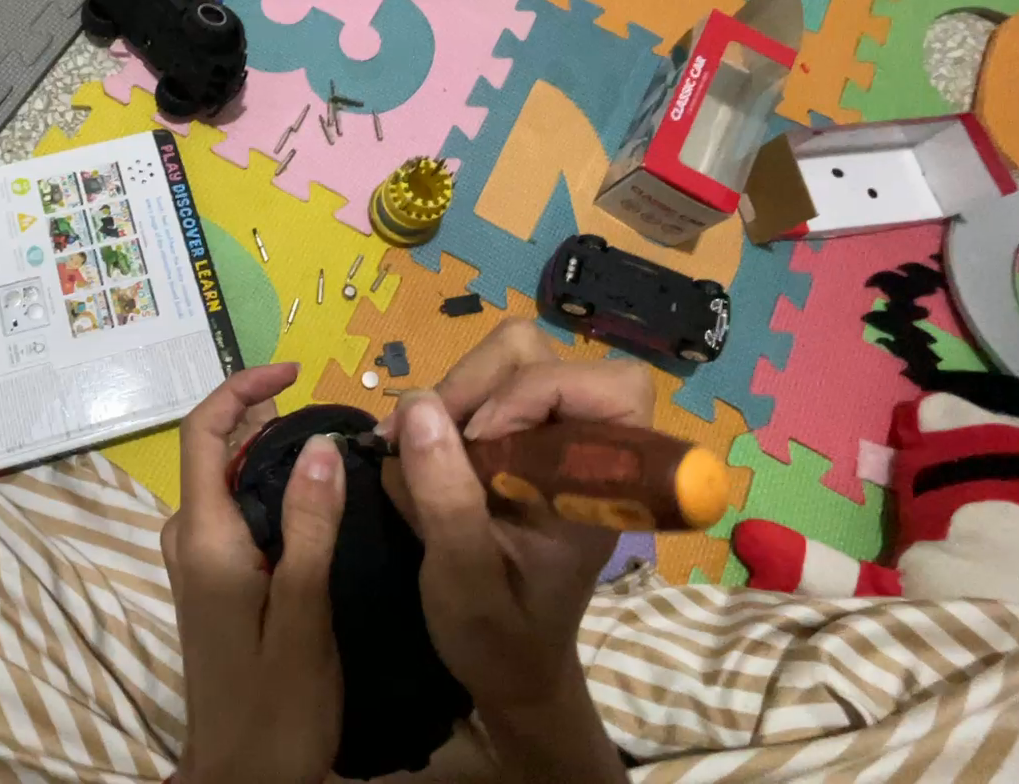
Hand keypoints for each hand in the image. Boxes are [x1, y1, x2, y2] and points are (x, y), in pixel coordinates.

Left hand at [161, 363, 346, 783]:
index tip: (292, 371)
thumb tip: (318, 444)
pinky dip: (265, 482)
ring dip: (267, 448)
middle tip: (328, 411)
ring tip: (328, 443)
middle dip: (263, 414)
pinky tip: (310, 494)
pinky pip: (232, 505)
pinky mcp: (208, 574)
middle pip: (214, 447)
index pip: (202, 431)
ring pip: (225, 476)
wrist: (240, 779)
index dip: (241, 388)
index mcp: (203, 534)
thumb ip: (309, 526)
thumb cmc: (275, 704)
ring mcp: (194, 555)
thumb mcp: (305, 613)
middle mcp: (187, 533)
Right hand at [380, 321, 647, 780]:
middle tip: (422, 439)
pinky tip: (413, 459)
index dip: (536, 393)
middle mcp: (580, 445)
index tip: (478, 442)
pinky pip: (472, 388)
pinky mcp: (511, 436)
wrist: (506, 663)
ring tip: (409, 449)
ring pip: (498, 361)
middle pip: (534, 354)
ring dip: (447, 396)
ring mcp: (544, 435)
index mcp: (601, 484)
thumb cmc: (499, 635)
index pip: (608, 388)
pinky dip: (434, 411)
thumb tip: (417, 405)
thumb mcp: (464, 578)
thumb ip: (445, 498)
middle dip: (469, 387)